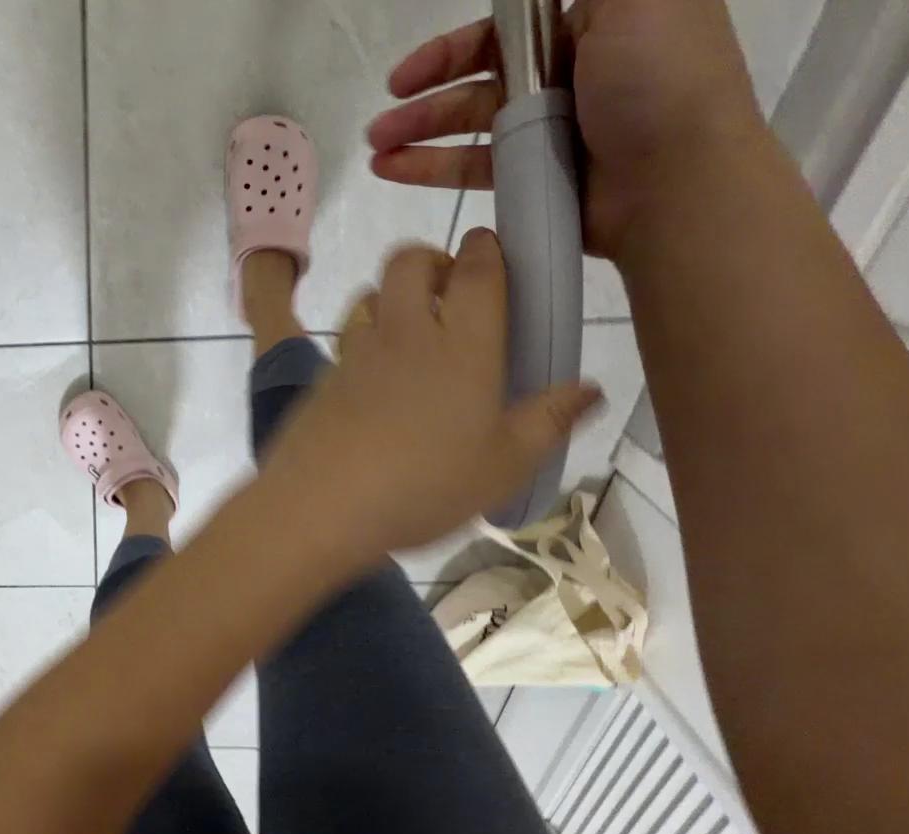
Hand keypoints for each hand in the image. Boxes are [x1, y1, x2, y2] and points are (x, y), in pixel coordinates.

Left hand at [251, 231, 599, 562]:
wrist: (318, 508)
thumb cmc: (422, 488)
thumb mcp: (502, 467)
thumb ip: (548, 422)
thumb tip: (590, 390)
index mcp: (463, 347)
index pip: (477, 270)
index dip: (485, 250)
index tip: (491, 251)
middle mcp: (405, 337)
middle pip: (408, 262)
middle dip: (431, 261)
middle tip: (450, 293)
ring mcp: (355, 355)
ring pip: (369, 297)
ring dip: (391, 300)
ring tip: (410, 336)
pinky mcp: (321, 380)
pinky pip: (345, 341)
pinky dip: (364, 344)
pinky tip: (373, 384)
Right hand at [365, 0, 767, 258]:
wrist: (677, 182)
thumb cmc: (661, 79)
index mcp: (595, 20)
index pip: (510, 24)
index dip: (458, 40)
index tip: (418, 61)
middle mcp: (568, 69)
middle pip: (480, 72)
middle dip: (425, 87)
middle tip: (384, 108)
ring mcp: (548, 126)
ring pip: (466, 121)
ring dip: (415, 129)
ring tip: (375, 145)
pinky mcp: (530, 174)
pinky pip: (468, 166)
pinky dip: (427, 166)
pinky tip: (389, 168)